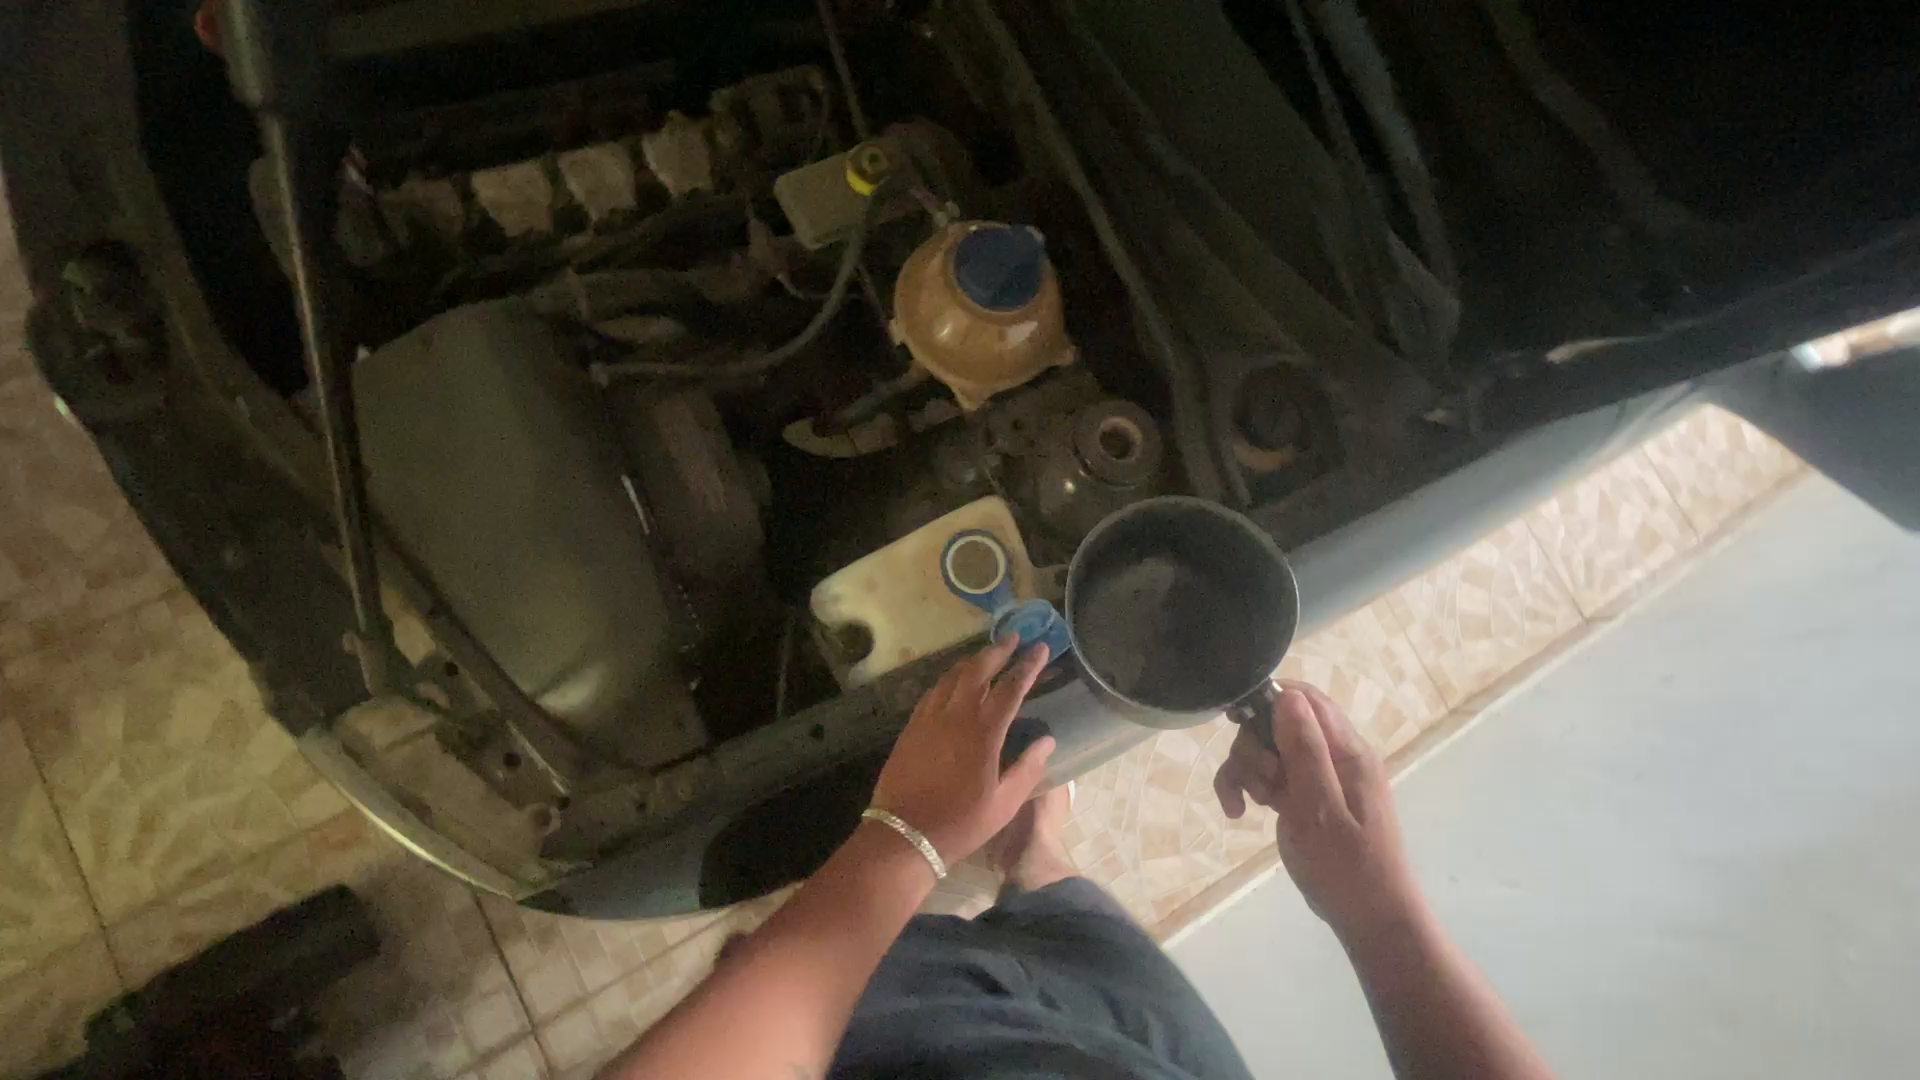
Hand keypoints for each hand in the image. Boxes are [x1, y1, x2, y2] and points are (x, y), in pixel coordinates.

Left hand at [871, 639, 1056, 864]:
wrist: (904, 834)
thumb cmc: (960, 823)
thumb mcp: (1003, 804)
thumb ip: (1028, 769)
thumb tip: (1048, 741)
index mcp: (983, 733)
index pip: (1010, 688)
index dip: (1027, 666)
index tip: (1040, 647)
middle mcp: (956, 716)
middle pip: (978, 671)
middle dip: (998, 651)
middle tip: (1013, 637)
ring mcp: (929, 718)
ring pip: (952, 677)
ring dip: (972, 661)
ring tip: (987, 654)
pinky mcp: (912, 726)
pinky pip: (933, 691)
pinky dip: (949, 679)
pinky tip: (954, 681)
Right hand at [1213, 680, 1423, 940]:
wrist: (1368, 921)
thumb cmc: (1347, 868)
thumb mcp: (1320, 808)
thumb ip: (1305, 750)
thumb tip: (1287, 695)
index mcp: (1347, 752)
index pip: (1305, 698)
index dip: (1268, 701)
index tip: (1240, 724)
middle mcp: (1334, 756)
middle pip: (1277, 722)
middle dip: (1253, 747)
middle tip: (1260, 783)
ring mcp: (1318, 777)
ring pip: (1266, 749)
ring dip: (1246, 771)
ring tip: (1248, 804)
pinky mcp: (1304, 796)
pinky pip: (1267, 776)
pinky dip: (1247, 788)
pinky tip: (1239, 812)